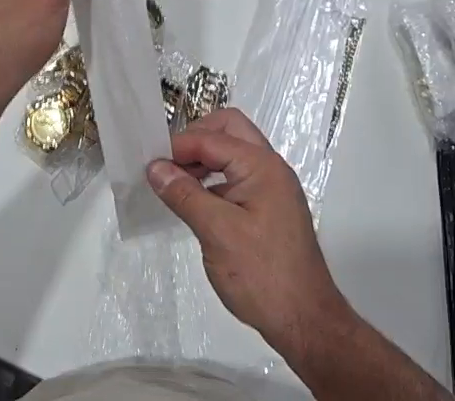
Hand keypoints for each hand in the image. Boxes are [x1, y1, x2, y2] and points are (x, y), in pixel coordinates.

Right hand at [147, 109, 351, 358]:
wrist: (305, 322)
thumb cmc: (261, 274)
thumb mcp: (216, 232)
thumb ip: (184, 194)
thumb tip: (154, 166)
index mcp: (262, 165)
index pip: (211, 138)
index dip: (178, 147)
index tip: (149, 165)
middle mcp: (270, 168)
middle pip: (228, 131)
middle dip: (195, 140)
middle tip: (167, 164)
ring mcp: (272, 188)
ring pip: (233, 153)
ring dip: (203, 160)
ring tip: (175, 184)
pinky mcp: (269, 209)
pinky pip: (237, 177)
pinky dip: (214, 180)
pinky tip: (194, 203)